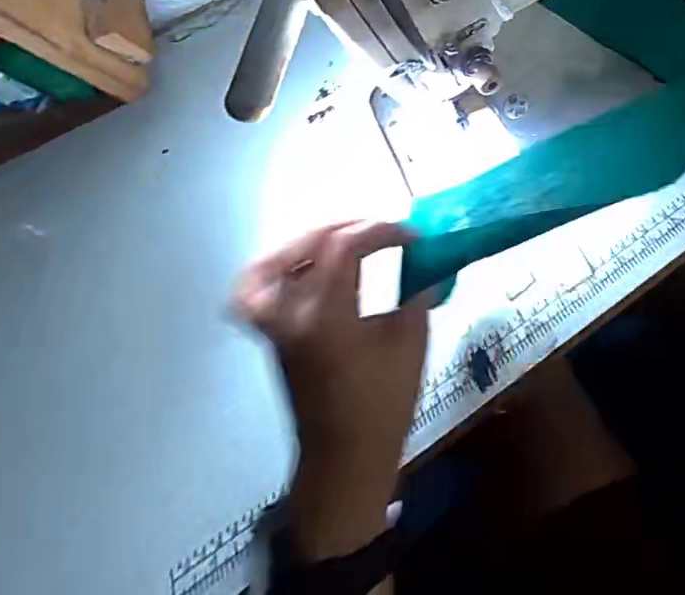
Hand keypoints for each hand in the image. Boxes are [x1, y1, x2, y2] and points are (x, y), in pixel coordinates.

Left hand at [234, 221, 429, 559]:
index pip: (345, 246)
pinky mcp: (273, 339)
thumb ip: (415, 293)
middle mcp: (291, 316)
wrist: (346, 456)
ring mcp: (275, 329)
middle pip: (300, 249)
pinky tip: (311, 270)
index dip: (382, 230)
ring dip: (300, 246)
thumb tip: (426, 264)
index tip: (414, 236)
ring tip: (334, 242)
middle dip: (342, 228)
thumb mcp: (411, 338)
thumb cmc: (384, 399)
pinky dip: (279, 272)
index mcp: (327, 315)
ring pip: (263, 270)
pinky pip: (258, 293)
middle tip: (375, 230)